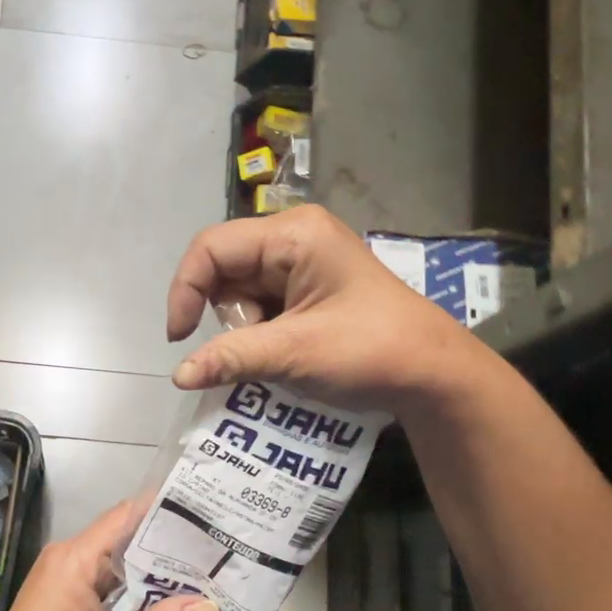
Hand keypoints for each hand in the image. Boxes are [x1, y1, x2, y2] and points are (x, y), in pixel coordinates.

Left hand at [0, 501, 219, 610]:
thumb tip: (212, 603)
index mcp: (74, 559)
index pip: (130, 514)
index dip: (173, 510)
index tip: (217, 513)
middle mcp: (70, 558)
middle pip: (131, 536)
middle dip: (177, 543)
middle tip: (229, 547)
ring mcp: (68, 579)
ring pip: (126, 563)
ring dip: (164, 570)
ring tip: (216, 570)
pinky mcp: (70, 601)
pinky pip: (115, 585)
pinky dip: (145, 591)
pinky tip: (179, 600)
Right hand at [166, 206, 479, 411]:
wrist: (432, 375)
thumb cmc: (371, 351)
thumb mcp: (295, 353)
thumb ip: (232, 358)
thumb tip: (179, 375)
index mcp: (293, 235)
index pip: (212, 248)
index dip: (186, 290)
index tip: (180, 339)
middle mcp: (293, 240)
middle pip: (224, 271)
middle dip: (229, 317)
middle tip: (260, 349)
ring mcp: (301, 266)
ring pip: (239, 294)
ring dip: (246, 331)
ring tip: (282, 356)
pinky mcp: (306, 292)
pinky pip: (260, 309)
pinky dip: (260, 337)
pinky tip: (284, 356)